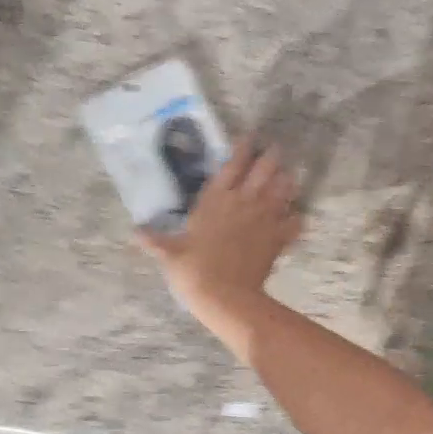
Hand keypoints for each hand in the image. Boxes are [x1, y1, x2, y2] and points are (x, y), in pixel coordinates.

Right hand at [137, 139, 302, 314]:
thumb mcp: (169, 253)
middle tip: (275, 150)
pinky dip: (297, 217)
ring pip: (284, 188)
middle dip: (271, 156)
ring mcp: (265, 217)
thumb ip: (155, 240)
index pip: (233, 164)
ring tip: (288, 175)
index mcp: (216, 198)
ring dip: (287, 181)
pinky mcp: (279, 237)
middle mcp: (244, 201)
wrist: (224, 294)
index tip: (250, 138)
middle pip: (265, 168)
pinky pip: (295, 221)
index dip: (243, 148)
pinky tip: (295, 217)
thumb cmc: (193, 269)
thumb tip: (135, 232)